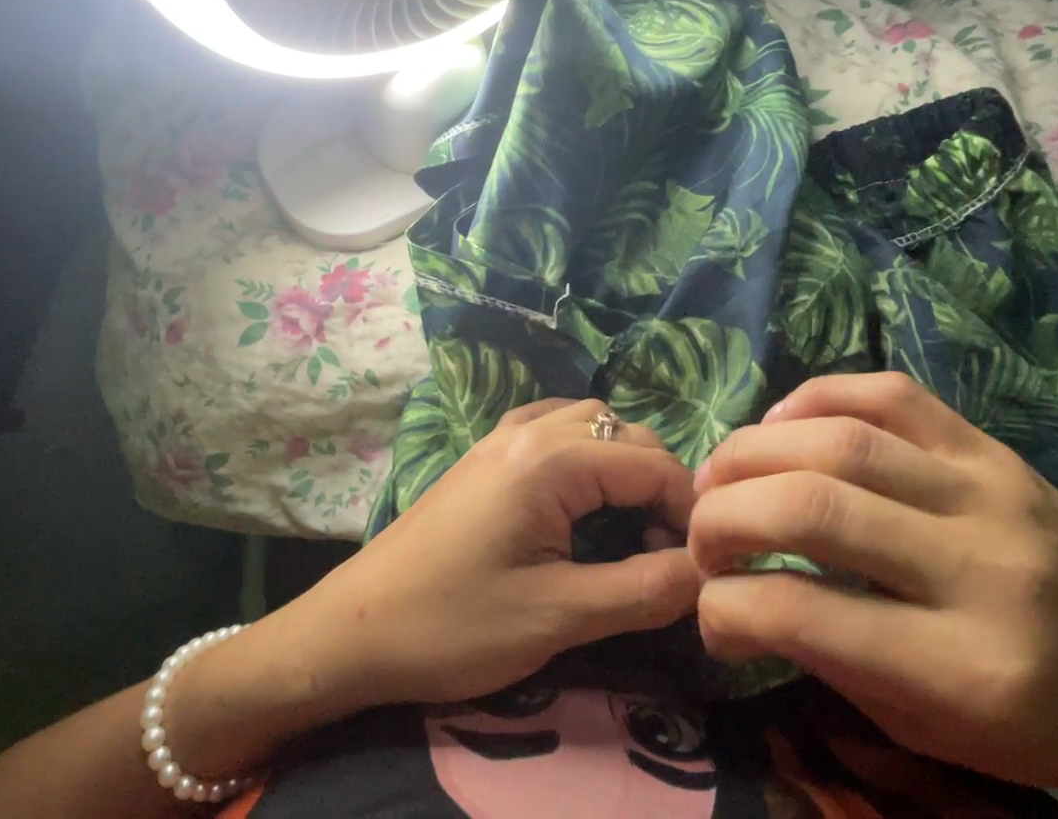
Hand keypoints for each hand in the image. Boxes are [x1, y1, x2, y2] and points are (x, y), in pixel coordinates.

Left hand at [279, 399, 701, 709]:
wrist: (350, 632)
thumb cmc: (452, 625)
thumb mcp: (557, 616)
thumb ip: (642, 590)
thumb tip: (707, 573)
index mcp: (549, 459)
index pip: (653, 463)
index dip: (689, 511)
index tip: (701, 564)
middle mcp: (527, 430)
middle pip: (625, 434)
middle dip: (660, 484)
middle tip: (666, 550)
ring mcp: (498, 437)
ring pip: (588, 424)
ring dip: (623, 464)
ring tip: (630, 525)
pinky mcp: (480, 457)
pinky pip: (550, 431)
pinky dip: (584, 455)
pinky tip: (581, 500)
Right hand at [687, 373, 1057, 795]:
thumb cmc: (1046, 726)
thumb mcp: (930, 730)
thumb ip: (829, 658)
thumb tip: (736, 597)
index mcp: (965, 668)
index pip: (800, 612)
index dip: (723, 607)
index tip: (708, 611)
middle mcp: (978, 566)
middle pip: (811, 508)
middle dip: (721, 515)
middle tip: (698, 535)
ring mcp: (989, 490)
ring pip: (839, 440)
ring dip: (750, 452)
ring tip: (718, 477)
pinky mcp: (993, 448)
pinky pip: (889, 391)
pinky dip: (814, 397)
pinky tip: (780, 427)